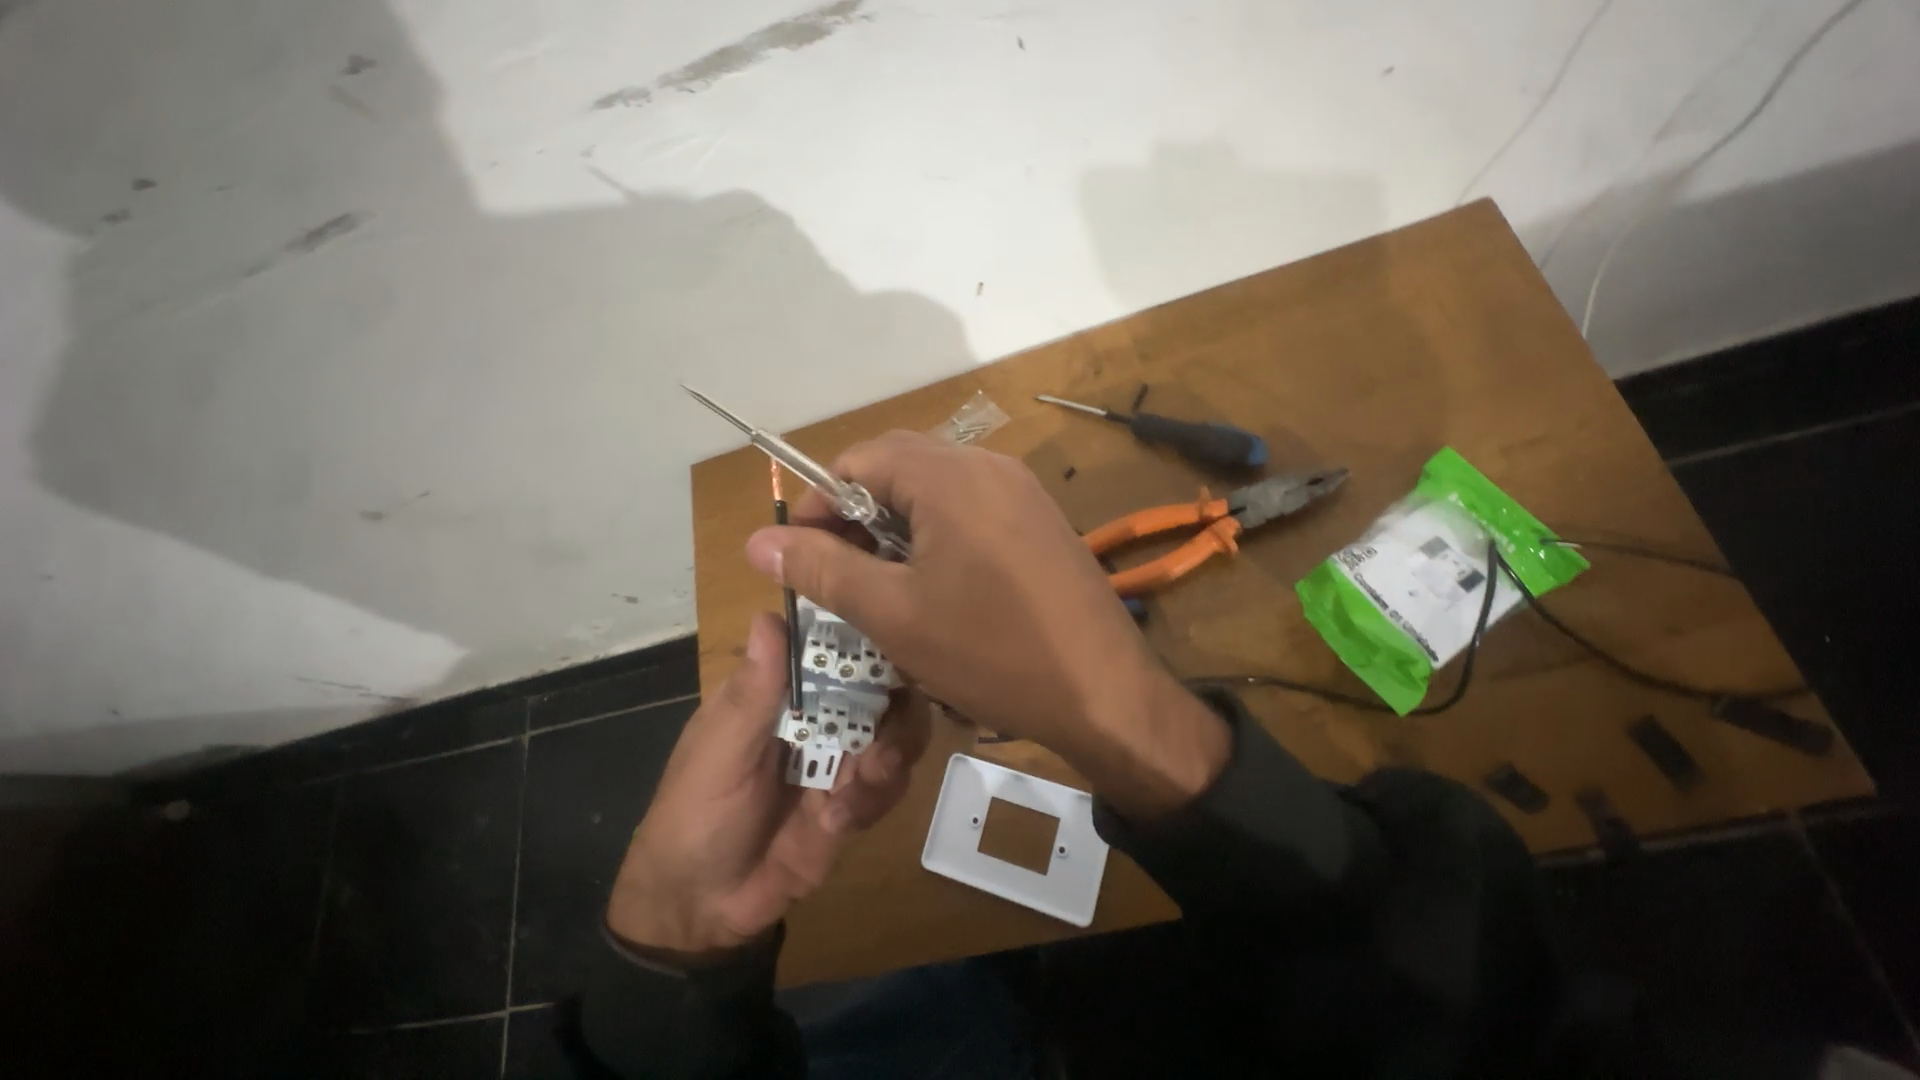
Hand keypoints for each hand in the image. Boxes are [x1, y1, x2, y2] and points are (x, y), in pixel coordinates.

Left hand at [606, 612, 931, 954]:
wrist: (701, 909)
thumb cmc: (694, 817)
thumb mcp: (717, 755)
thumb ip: (752, 694)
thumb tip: (769, 615)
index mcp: (780, 691)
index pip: (835, 646)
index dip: (868, 641)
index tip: (894, 648)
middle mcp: (819, 716)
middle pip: (884, 687)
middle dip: (897, 712)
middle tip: (885, 743)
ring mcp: (841, 758)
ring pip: (899, 734)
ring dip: (892, 756)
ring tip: (862, 785)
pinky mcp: (855, 802)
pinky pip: (890, 785)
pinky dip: (876, 798)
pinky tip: (839, 821)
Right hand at [745, 431, 1227, 816]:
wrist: (1103, 693)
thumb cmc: (991, 652)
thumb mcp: (893, 613)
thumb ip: (822, 568)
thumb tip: (757, 539)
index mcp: (949, 475)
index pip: (858, 459)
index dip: (818, 504)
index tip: (801, 558)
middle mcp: (989, 466)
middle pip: (898, 466)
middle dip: (857, 514)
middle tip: (839, 574)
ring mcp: (1023, 492)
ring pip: (936, 491)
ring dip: (897, 527)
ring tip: (883, 588)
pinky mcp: (1042, 522)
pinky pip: (973, 510)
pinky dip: (939, 536)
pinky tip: (937, 589)